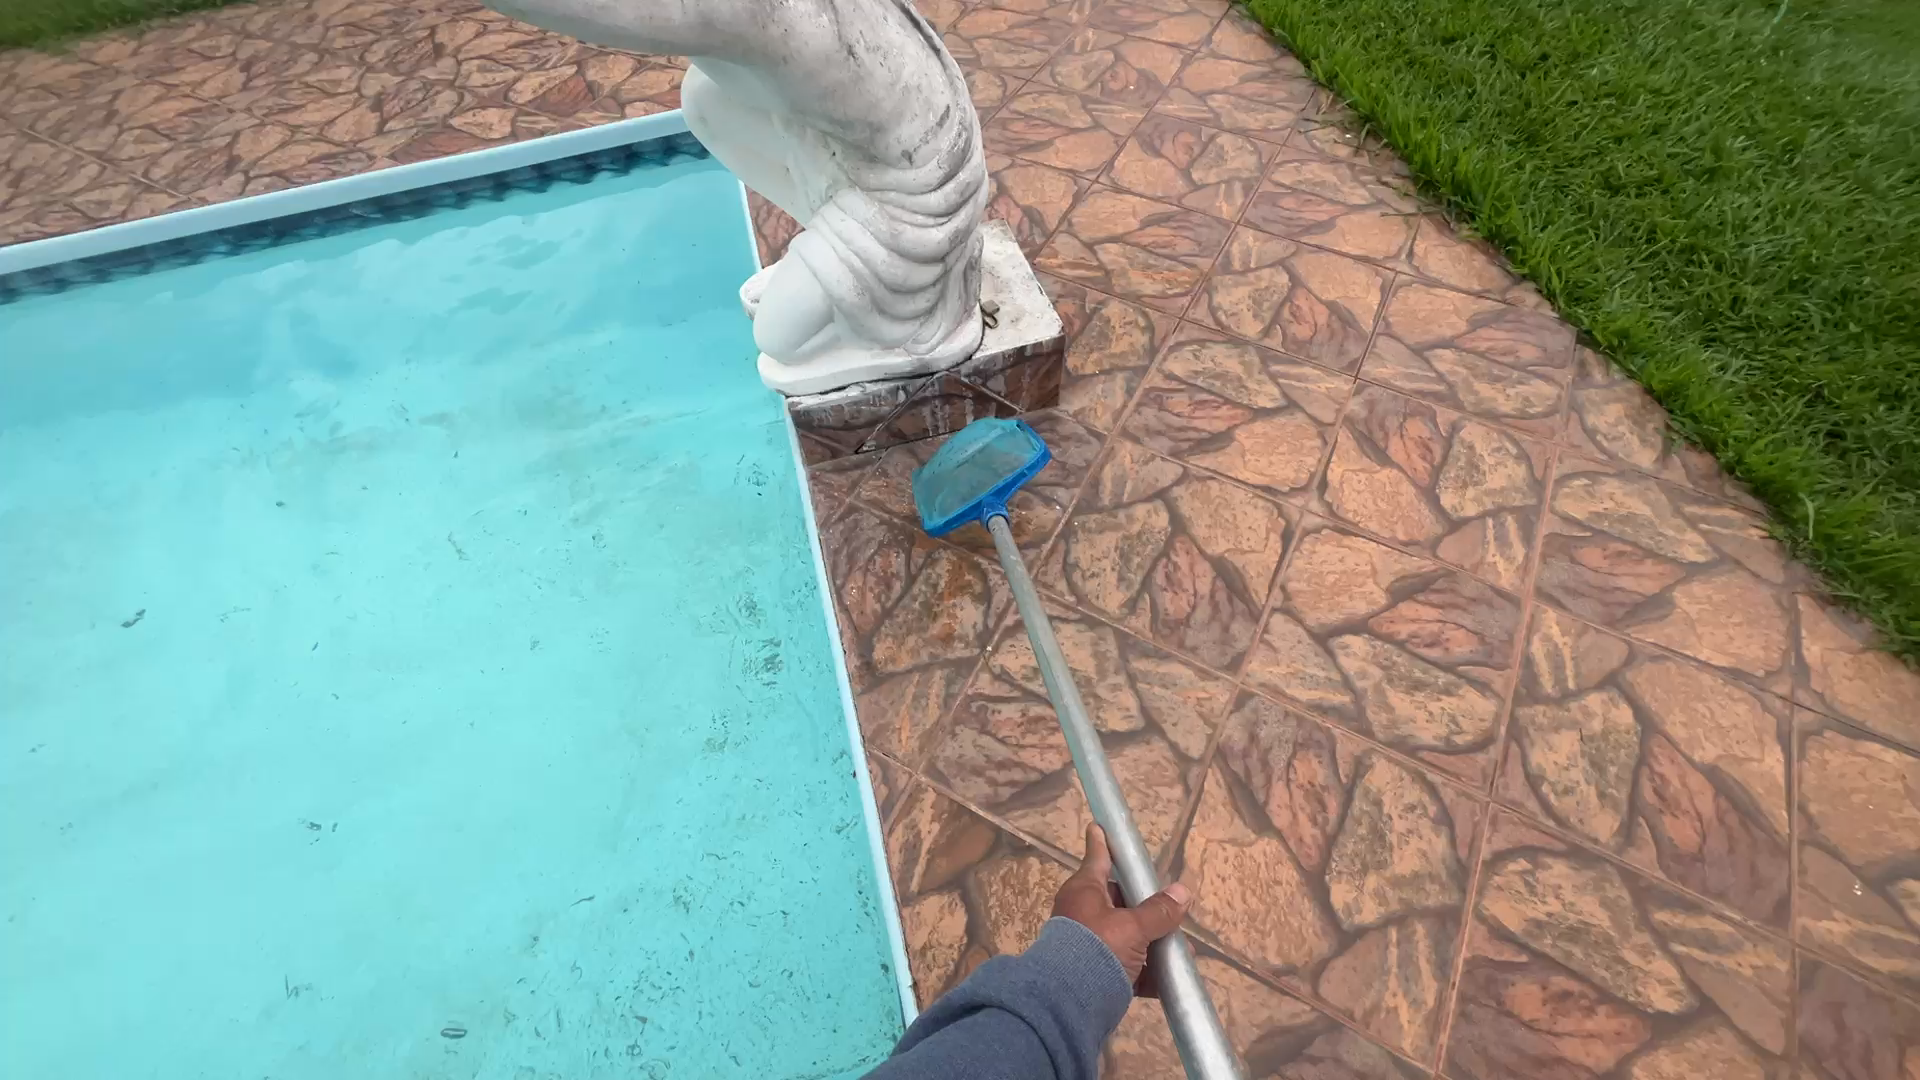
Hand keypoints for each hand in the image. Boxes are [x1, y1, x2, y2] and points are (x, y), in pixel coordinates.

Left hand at [1051, 823, 1190, 996]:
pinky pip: (1125, 965)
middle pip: (1118, 899)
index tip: (1098, 825)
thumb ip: (1158, 911)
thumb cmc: (1097, 949)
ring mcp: (1088, 941)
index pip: (1096, 856)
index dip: (1101, 841)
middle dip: (1146, 906)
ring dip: (1151, 942)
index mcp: (1085, 890)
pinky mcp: (1094, 971)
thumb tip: (1183, 891)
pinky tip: (1169, 979)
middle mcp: (1083, 911)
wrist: (1068, 1003)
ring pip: (1125, 934)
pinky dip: (1146, 971)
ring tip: (1180, 949)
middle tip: (1171, 909)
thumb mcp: (1132, 927)